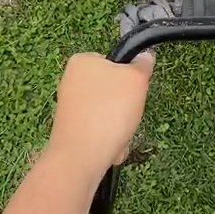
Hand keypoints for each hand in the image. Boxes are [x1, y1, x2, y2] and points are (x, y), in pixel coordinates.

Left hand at [46, 52, 155, 173]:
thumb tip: (145, 56)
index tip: (135, 89)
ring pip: (108, 112)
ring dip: (120, 125)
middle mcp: (70, 82)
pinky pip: (98, 130)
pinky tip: (110, 148)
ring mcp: (69, 107)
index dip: (129, 76)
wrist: (80, 157)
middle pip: (112, 89)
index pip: (114, 62)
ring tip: (119, 134)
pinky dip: (108, 139)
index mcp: (81, 61)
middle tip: (128, 114)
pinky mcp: (71, 130)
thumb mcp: (136, 79)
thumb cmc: (108, 112)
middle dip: (125, 106)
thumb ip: (142, 65)